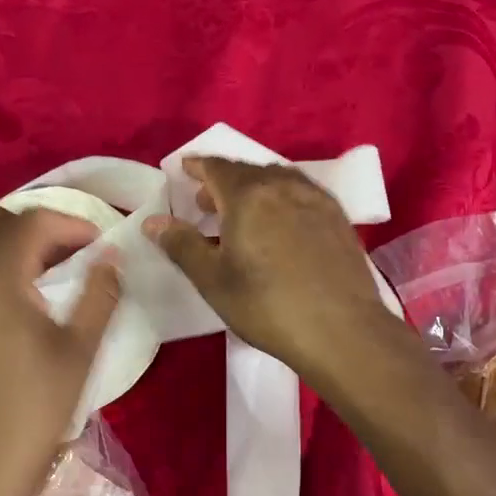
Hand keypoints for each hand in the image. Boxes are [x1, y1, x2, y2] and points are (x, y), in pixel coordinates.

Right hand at [143, 157, 395, 376]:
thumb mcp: (214, 280)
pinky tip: (280, 225)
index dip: (197, 167)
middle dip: (223, 181)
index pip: (216, 167)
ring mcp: (316, 199)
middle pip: (247, 172)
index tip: (184, 170)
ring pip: (277, 181)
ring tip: (242, 215)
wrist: (342, 328)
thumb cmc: (267, 305)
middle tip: (206, 202)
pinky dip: (281, 199)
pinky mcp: (338, 217)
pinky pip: (301, 194)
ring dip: (254, 189)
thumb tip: (154, 221)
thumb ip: (182, 245)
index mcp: (248, 194)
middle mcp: (283, 185)